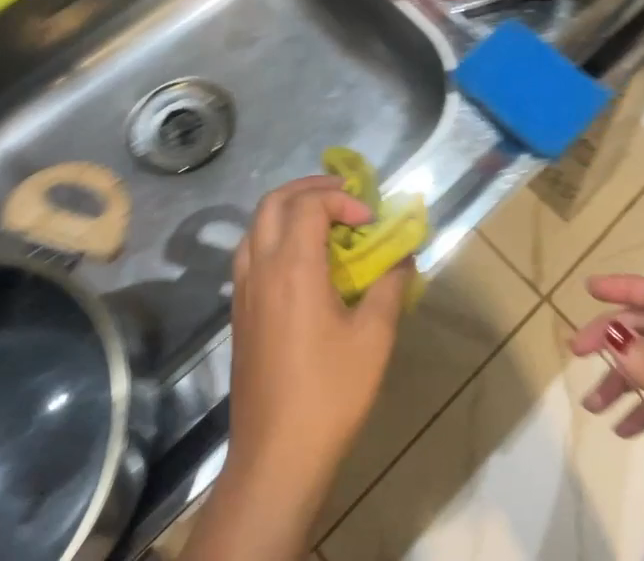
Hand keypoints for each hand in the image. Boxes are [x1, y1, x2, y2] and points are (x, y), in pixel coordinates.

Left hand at [186, 177, 412, 560]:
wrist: (277, 453)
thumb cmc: (331, 392)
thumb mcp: (374, 337)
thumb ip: (390, 287)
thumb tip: (403, 258)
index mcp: (292, 267)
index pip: (310, 204)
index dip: (343, 201)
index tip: (372, 222)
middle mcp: (260, 269)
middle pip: (273, 203)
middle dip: (309, 189)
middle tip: (344, 196)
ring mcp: (243, 292)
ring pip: (255, 227)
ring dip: (288, 211)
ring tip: (324, 222)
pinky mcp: (240, 314)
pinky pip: (250, 255)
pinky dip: (274, 238)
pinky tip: (303, 264)